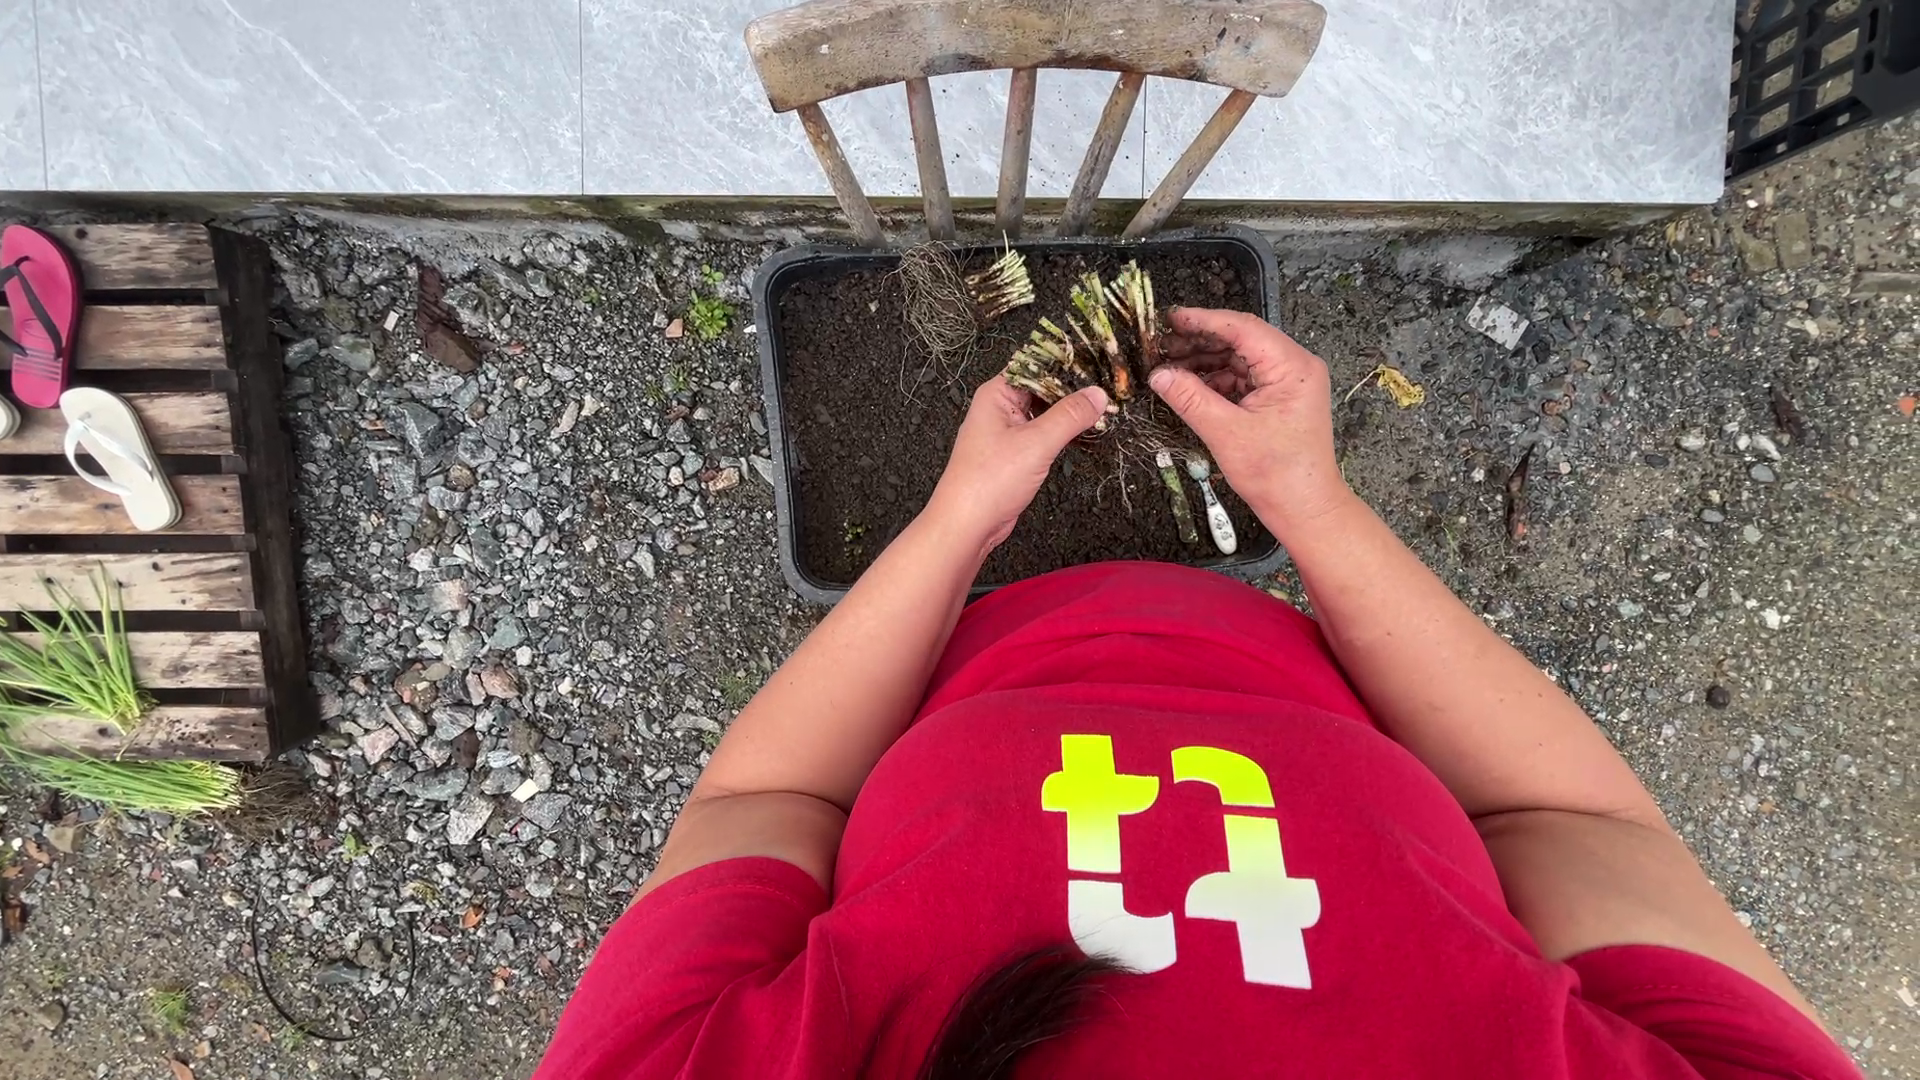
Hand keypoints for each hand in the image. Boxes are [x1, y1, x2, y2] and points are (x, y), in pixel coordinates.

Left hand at [926, 375, 1108, 553]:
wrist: (967, 524)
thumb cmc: (988, 481)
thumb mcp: (1036, 443)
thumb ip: (1070, 416)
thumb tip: (1097, 394)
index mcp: (996, 394)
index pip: (1035, 363)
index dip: (1066, 361)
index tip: (1097, 360)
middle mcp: (999, 408)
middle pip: (1042, 387)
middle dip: (1072, 389)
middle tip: (1108, 386)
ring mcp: (1006, 432)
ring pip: (1043, 412)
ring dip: (1069, 413)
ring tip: (1103, 408)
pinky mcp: (1013, 454)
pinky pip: (1042, 434)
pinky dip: (1062, 433)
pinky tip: (1083, 433)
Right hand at [1148, 307, 1349, 535]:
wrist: (1303, 507)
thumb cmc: (1276, 473)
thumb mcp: (1226, 433)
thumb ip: (1190, 399)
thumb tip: (1158, 375)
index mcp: (1292, 367)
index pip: (1244, 329)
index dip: (1204, 321)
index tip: (1172, 319)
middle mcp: (1294, 367)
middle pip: (1241, 341)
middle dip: (1200, 342)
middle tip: (1162, 346)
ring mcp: (1287, 382)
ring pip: (1239, 359)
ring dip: (1205, 362)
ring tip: (1169, 368)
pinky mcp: (1278, 398)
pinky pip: (1242, 378)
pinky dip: (1215, 381)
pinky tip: (1189, 387)